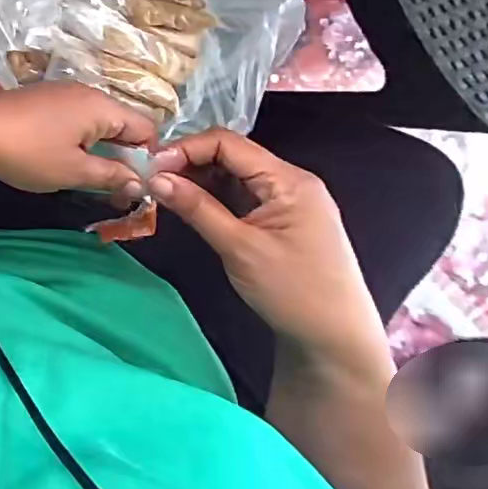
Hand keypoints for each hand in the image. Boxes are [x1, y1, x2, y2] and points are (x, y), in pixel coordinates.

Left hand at [0, 82, 155, 194]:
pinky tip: (62, 159)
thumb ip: (112, 175)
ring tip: (88, 178)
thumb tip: (141, 182)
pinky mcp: (41, 99)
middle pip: (122, 123)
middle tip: (115, 190)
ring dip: (99, 150)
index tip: (138, 186)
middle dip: (123, 156)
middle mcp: (86, 92)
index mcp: (101, 106)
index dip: (148, 159)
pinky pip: (74, 119)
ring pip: (96, 122)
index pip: (146, 129)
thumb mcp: (74, 171)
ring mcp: (61, 93)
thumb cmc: (28, 153)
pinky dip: (77, 139)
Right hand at [148, 129, 388, 372]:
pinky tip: (187, 202)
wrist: (336, 345)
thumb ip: (196, 207)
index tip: (152, 166)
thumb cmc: (294, 293)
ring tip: (163, 190)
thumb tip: (154, 178)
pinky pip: (238, 193)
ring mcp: (284, 199)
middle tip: (151, 178)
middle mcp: (289, 181)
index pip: (228, 143)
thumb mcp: (239, 248)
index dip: (186, 148)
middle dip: (188, 161)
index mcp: (288, 180)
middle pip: (229, 154)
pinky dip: (210, 194)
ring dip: (196, 177)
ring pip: (231, 173)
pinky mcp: (277, 218)